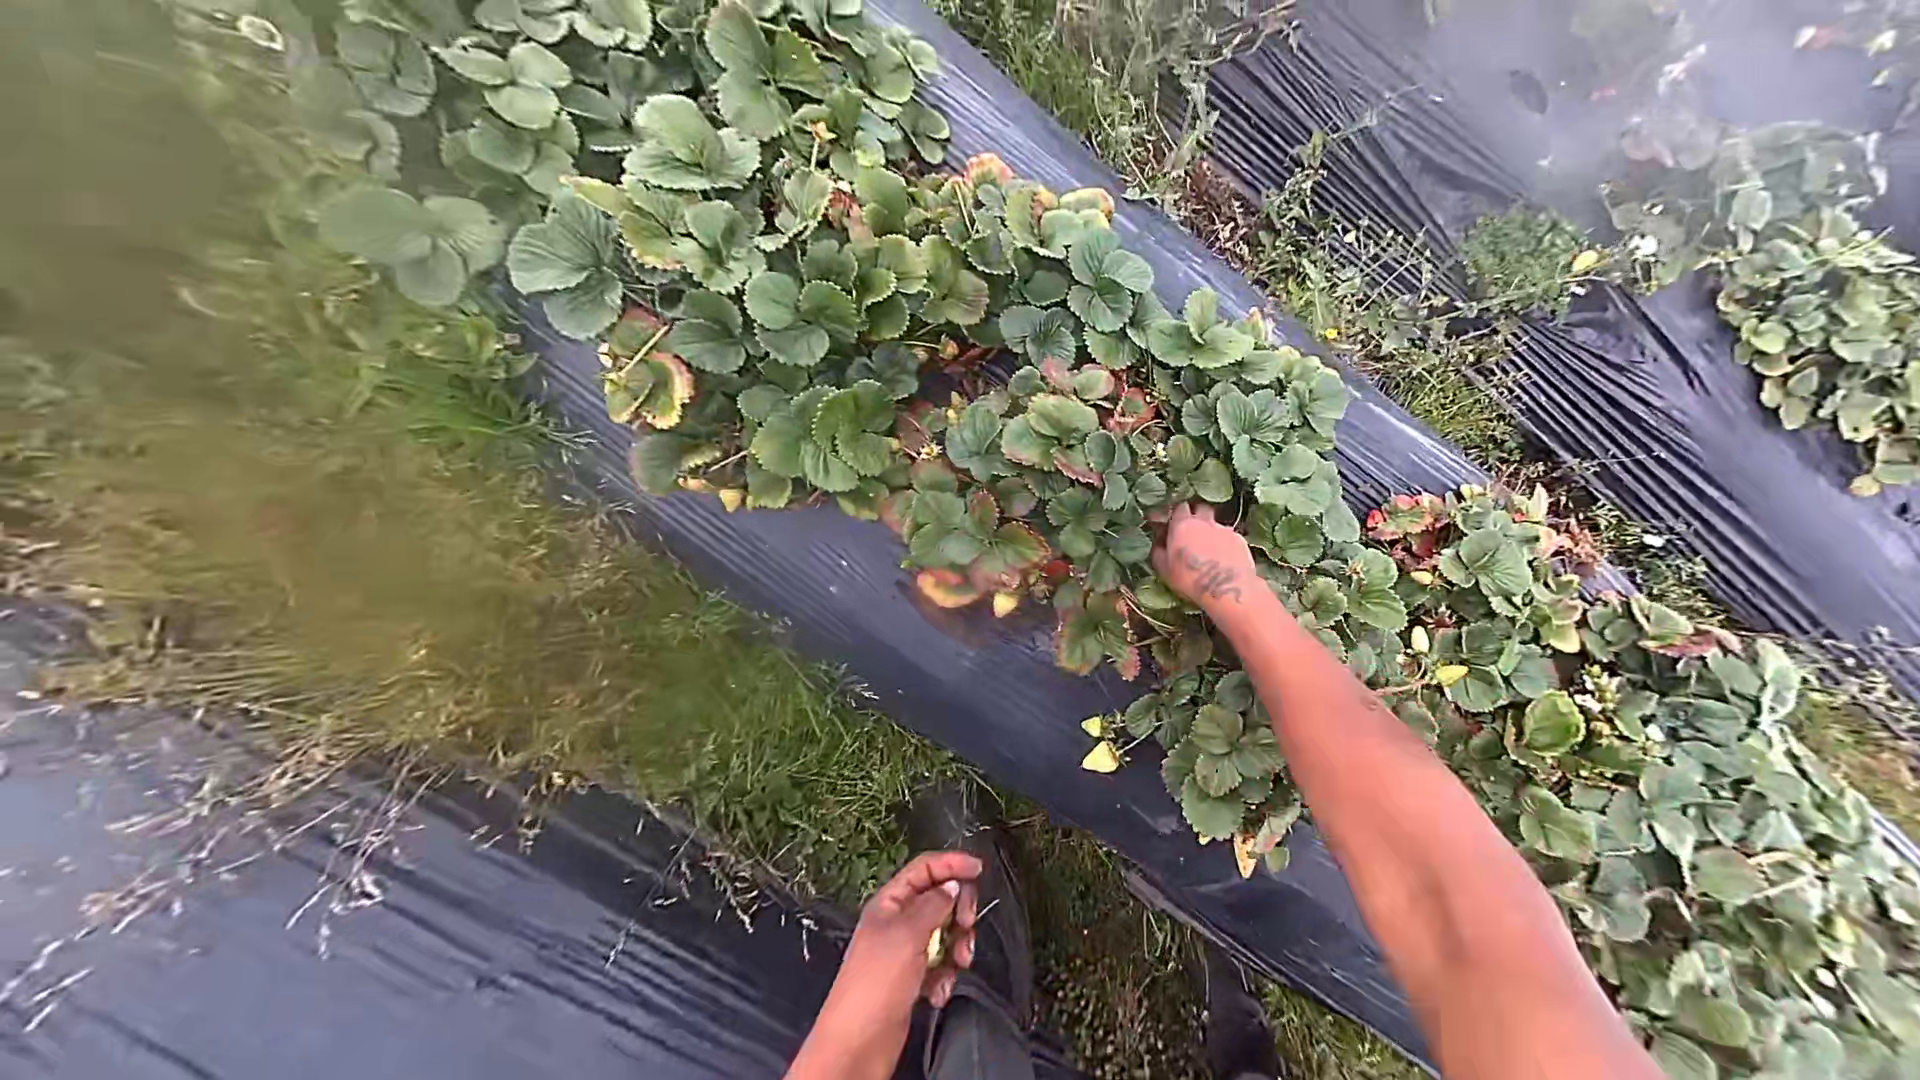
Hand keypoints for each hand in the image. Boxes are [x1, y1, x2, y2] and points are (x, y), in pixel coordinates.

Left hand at [840, 850, 982, 1010]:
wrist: (858, 1045)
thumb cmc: (876, 983)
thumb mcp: (908, 933)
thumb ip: (935, 904)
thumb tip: (954, 884)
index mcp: (891, 901)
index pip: (925, 868)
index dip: (952, 864)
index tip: (978, 868)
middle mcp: (898, 921)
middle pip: (940, 899)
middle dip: (959, 911)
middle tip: (966, 925)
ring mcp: (906, 950)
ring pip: (945, 933)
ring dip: (956, 947)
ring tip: (956, 964)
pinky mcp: (913, 978)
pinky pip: (942, 964)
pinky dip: (946, 975)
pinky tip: (939, 990)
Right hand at [1153, 502, 1261, 617]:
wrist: (1226, 590)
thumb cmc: (1190, 580)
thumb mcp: (1164, 569)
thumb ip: (1159, 551)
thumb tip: (1158, 545)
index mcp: (1182, 525)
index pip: (1178, 507)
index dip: (1175, 513)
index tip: (1172, 522)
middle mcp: (1204, 522)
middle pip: (1201, 507)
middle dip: (1196, 513)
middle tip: (1191, 528)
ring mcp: (1224, 530)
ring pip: (1215, 523)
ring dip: (1210, 530)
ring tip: (1208, 547)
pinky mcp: (1240, 540)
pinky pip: (1229, 536)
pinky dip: (1224, 543)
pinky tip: (1223, 557)